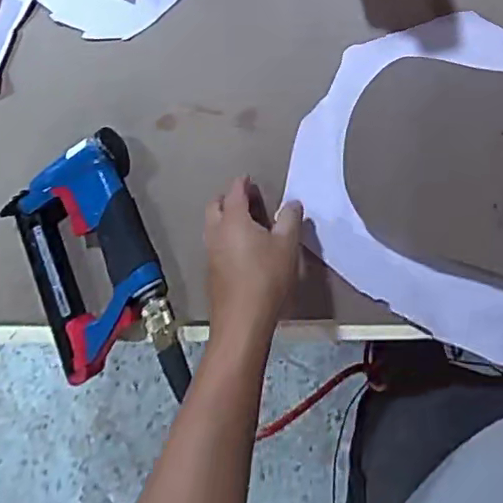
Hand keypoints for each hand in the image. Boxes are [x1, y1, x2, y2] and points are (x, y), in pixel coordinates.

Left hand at [204, 176, 302, 348]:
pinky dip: (226, 237)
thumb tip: (291, 204)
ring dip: (226, 218)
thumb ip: (290, 218)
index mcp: (233, 220)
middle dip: (229, 198)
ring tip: (249, 223)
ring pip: (213, 226)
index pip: (235, 191)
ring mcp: (211, 253)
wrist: (242, 323)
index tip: (251, 179)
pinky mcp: (212, 272)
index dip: (244, 183)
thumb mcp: (287, 244)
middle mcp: (216, 233)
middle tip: (249, 200)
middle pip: (216, 206)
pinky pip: (215, 244)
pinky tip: (244, 248)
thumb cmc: (266, 277)